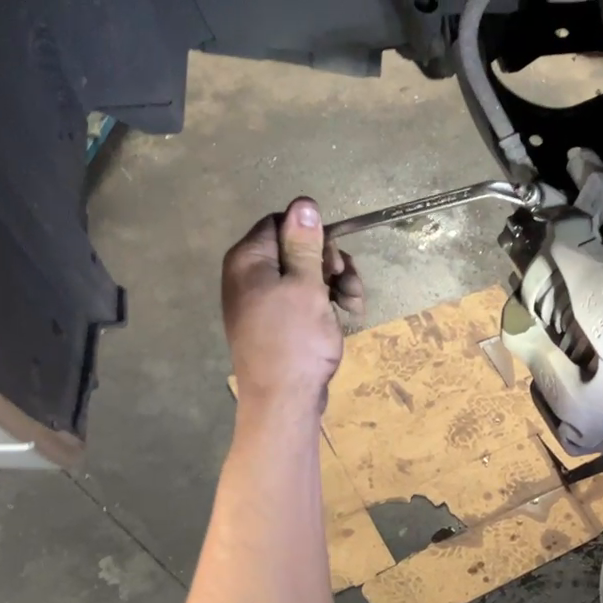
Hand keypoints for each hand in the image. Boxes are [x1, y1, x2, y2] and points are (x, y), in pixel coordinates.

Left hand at [221, 197, 366, 410]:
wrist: (283, 399)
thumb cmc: (295, 341)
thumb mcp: (306, 286)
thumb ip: (305, 245)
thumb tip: (304, 203)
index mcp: (249, 259)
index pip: (282, 223)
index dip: (315, 236)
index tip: (337, 261)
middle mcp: (248, 275)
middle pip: (296, 249)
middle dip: (330, 263)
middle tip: (349, 285)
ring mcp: (260, 302)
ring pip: (304, 276)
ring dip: (335, 285)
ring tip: (354, 306)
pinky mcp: (275, 324)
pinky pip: (300, 301)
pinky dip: (324, 305)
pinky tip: (344, 318)